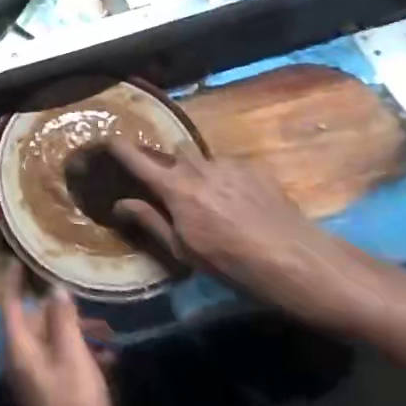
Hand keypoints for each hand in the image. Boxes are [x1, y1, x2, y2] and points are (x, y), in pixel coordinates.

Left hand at [0, 262, 112, 405]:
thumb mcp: (73, 357)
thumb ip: (63, 320)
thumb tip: (54, 289)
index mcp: (18, 347)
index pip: (9, 304)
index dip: (13, 281)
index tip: (19, 260)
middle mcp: (19, 359)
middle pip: (33, 320)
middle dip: (60, 311)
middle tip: (90, 305)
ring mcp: (33, 377)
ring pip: (51, 340)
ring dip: (76, 333)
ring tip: (108, 334)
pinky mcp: (48, 391)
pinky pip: (59, 360)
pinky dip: (79, 354)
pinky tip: (108, 360)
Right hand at [106, 141, 361, 320]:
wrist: (298, 261)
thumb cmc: (233, 264)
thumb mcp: (184, 251)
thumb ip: (149, 221)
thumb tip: (119, 203)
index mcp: (175, 188)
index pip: (137, 158)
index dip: (118, 147)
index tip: (107, 140)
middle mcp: (198, 168)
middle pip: (173, 150)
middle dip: (168, 162)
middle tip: (172, 186)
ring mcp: (228, 164)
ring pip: (201, 157)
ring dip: (197, 171)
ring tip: (209, 198)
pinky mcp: (255, 168)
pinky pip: (228, 166)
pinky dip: (224, 179)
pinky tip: (238, 203)